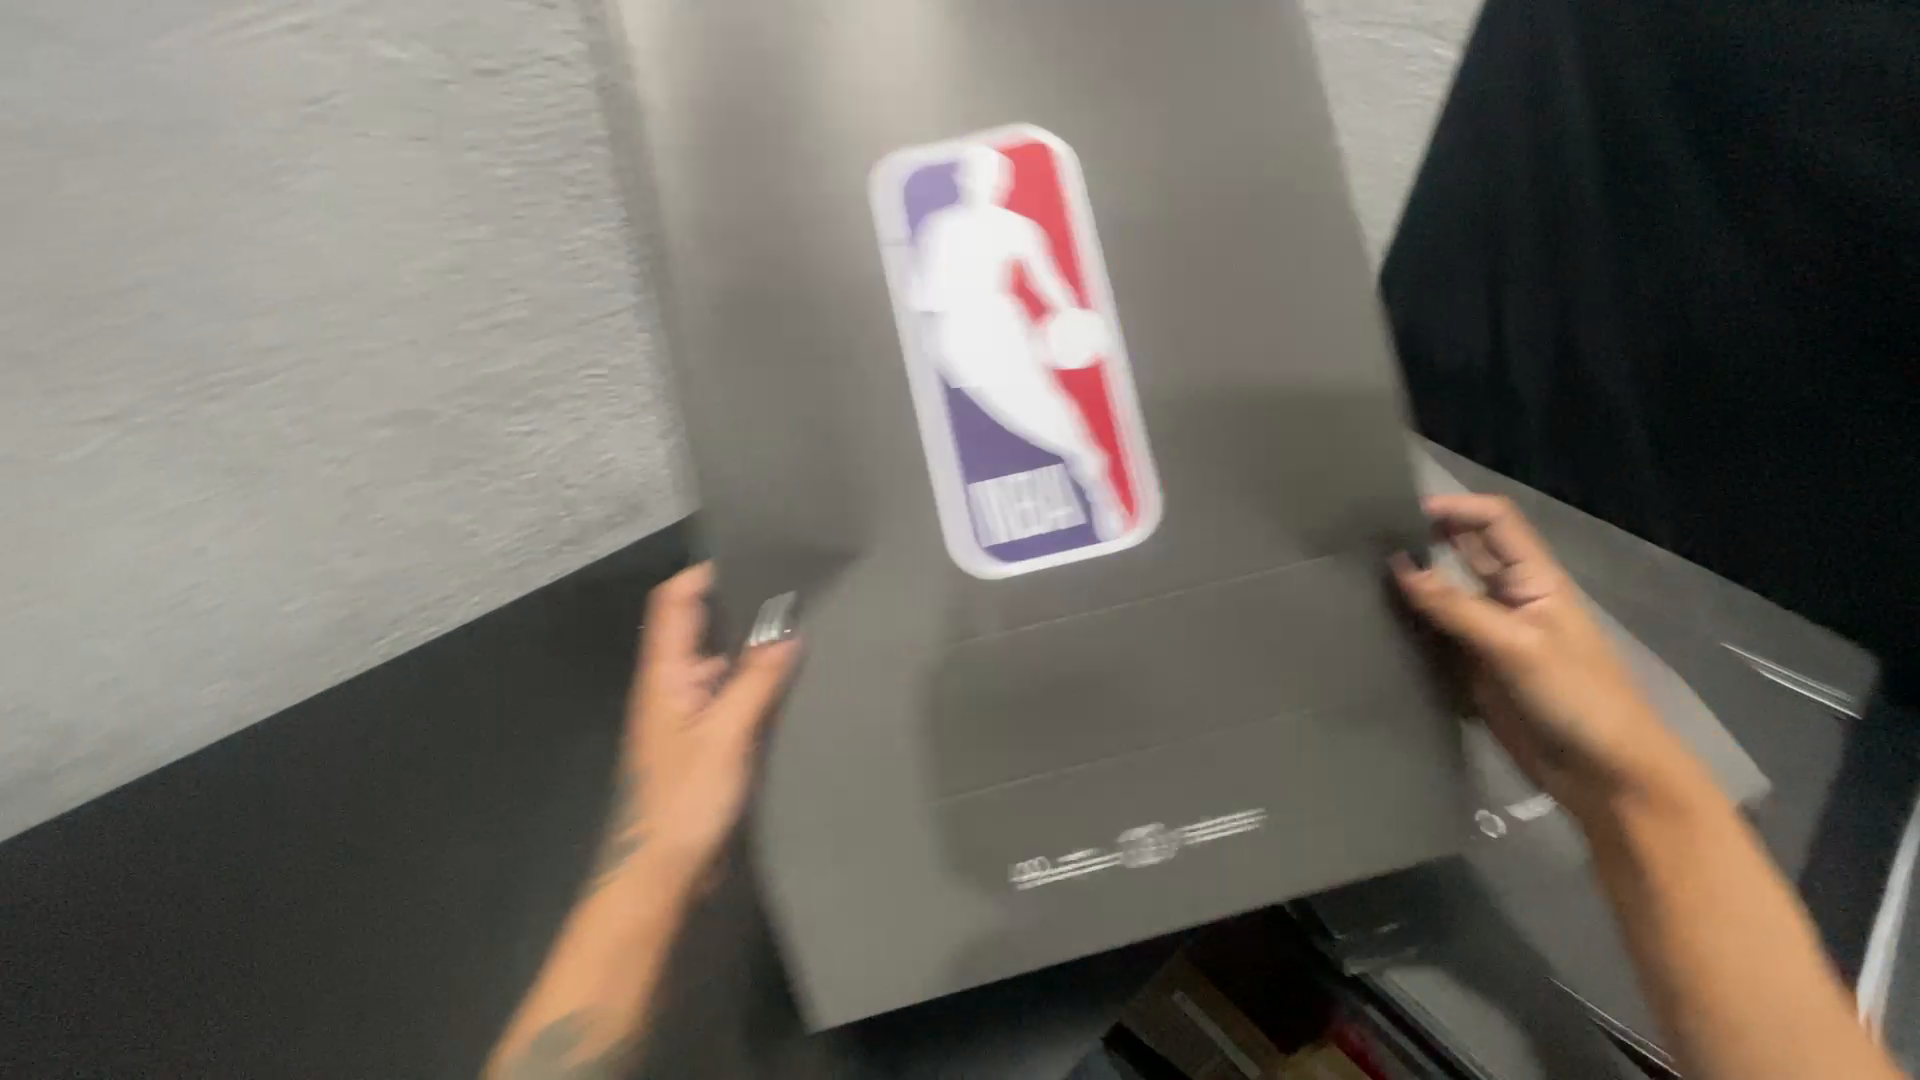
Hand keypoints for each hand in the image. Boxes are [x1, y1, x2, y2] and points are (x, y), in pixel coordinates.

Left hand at [611, 563, 799, 883]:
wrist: (659, 873)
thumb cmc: (683, 800)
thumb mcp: (726, 735)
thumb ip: (757, 680)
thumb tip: (788, 631)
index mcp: (665, 675)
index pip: (674, 604)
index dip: (704, 574)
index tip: (752, 558)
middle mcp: (674, 686)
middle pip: (703, 630)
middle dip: (745, 610)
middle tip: (797, 594)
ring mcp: (690, 715)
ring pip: (724, 666)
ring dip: (756, 652)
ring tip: (807, 632)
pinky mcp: (708, 741)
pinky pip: (735, 698)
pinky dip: (760, 686)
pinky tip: (796, 684)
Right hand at [1391, 495, 1688, 816]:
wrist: (1605, 776)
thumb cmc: (1578, 699)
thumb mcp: (1517, 646)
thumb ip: (1455, 607)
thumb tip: (1397, 566)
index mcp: (1534, 580)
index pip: (1494, 522)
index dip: (1454, 509)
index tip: (1398, 514)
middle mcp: (1508, 599)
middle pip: (1463, 553)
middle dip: (1423, 540)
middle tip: (1366, 540)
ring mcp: (1488, 636)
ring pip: (1441, 596)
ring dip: (1409, 586)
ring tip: (1357, 579)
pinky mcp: (1471, 670)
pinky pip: (1432, 638)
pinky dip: (1406, 629)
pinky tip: (1373, 626)